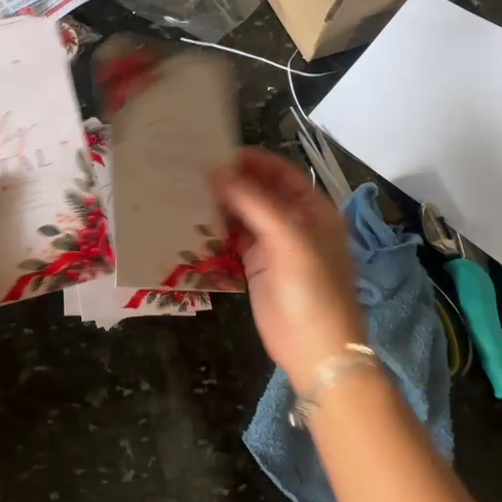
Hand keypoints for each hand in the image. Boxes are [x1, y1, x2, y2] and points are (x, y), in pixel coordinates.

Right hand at [213, 147, 364, 395]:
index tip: (216, 152)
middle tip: (192, 171)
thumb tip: (216, 170)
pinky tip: (192, 221)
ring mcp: (274, 244)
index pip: (281, 173)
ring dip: (219, 205)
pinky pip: (232, 239)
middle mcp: (294, 222)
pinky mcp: (255, 265)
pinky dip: (215, 230)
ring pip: (242, 214)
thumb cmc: (312, 288)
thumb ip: (252, 202)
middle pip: (259, 192)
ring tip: (185, 191)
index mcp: (313, 210)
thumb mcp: (287, 238)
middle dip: (230, 182)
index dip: (252, 161)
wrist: (316, 349)